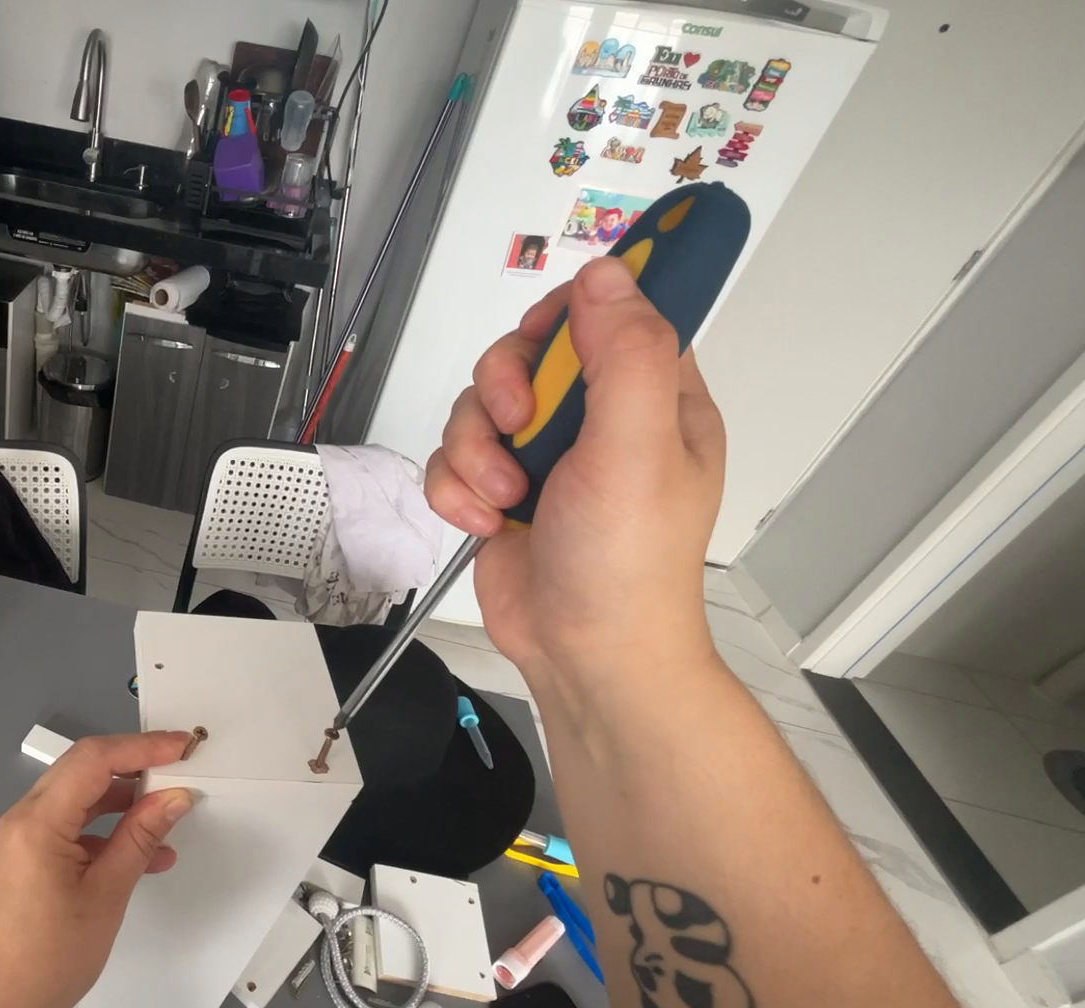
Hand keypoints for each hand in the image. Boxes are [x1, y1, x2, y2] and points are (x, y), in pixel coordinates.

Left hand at [0, 732, 195, 1007]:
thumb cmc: (51, 957)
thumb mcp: (107, 894)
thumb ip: (142, 836)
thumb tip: (176, 797)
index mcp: (38, 821)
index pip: (94, 760)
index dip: (141, 747)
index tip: (182, 747)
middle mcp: (23, 816)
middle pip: (83, 767)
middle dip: (133, 761)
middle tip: (178, 765)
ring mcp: (21, 834)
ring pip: (78, 793)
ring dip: (122, 796)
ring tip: (167, 809)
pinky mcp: (26, 852)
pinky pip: (70, 822)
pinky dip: (105, 827)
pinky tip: (142, 851)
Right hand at [423, 257, 724, 704]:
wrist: (579, 647)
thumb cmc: (626, 559)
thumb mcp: (637, 449)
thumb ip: (624, 356)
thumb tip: (606, 271)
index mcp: (648, 397)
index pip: (606, 314)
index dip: (566, 313)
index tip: (540, 340)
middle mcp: (589, 419)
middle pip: (518, 357)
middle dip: (499, 395)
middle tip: (515, 431)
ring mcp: (536, 456)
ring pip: (473, 410)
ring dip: (474, 455)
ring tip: (504, 499)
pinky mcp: (493, 490)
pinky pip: (448, 461)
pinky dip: (454, 491)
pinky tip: (483, 522)